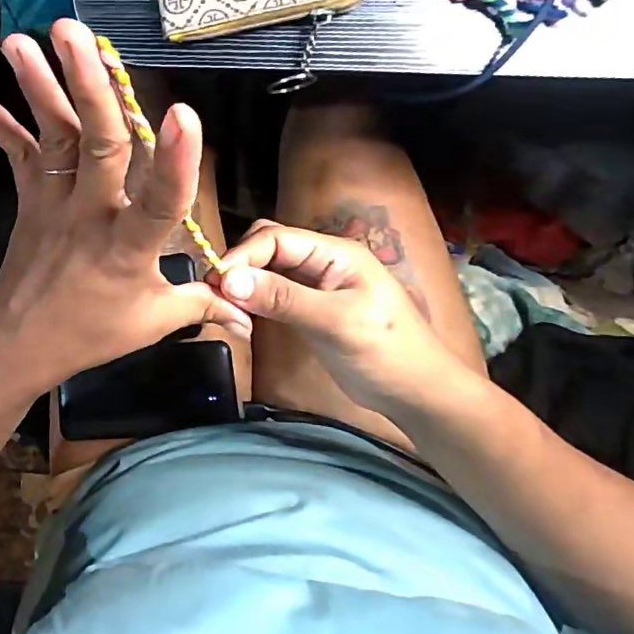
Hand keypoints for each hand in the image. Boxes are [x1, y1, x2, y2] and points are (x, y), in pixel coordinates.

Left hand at [0, 19, 250, 389]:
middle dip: (88, 88)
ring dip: (38, 88)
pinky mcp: (28, 202)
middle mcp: (90, 216)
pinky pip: (18, 160)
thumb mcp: (153, 324)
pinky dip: (2, 129)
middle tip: (74, 34)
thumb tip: (249, 313)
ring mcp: (53, 205)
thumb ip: (201, 306)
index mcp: (129, 249)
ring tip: (22, 40)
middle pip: (95, 148)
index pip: (159, 203)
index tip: (185, 114)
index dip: (175, 163)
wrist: (16, 348)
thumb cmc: (89, 335)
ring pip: (52, 140)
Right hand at [215, 221, 477, 418]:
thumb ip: (282, 298)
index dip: (243, 255)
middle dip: (240, 265)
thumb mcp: (335, 322)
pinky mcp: (308, 309)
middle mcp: (322, 261)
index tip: (217, 282)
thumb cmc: (386, 353)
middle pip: (267, 247)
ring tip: (226, 308)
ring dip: (244, 284)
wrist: (417, 395)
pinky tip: (242, 317)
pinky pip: (272, 294)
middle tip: (217, 294)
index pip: (275, 238)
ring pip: (267, 270)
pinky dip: (253, 301)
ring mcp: (315, 286)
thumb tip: (228, 280)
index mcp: (335, 252)